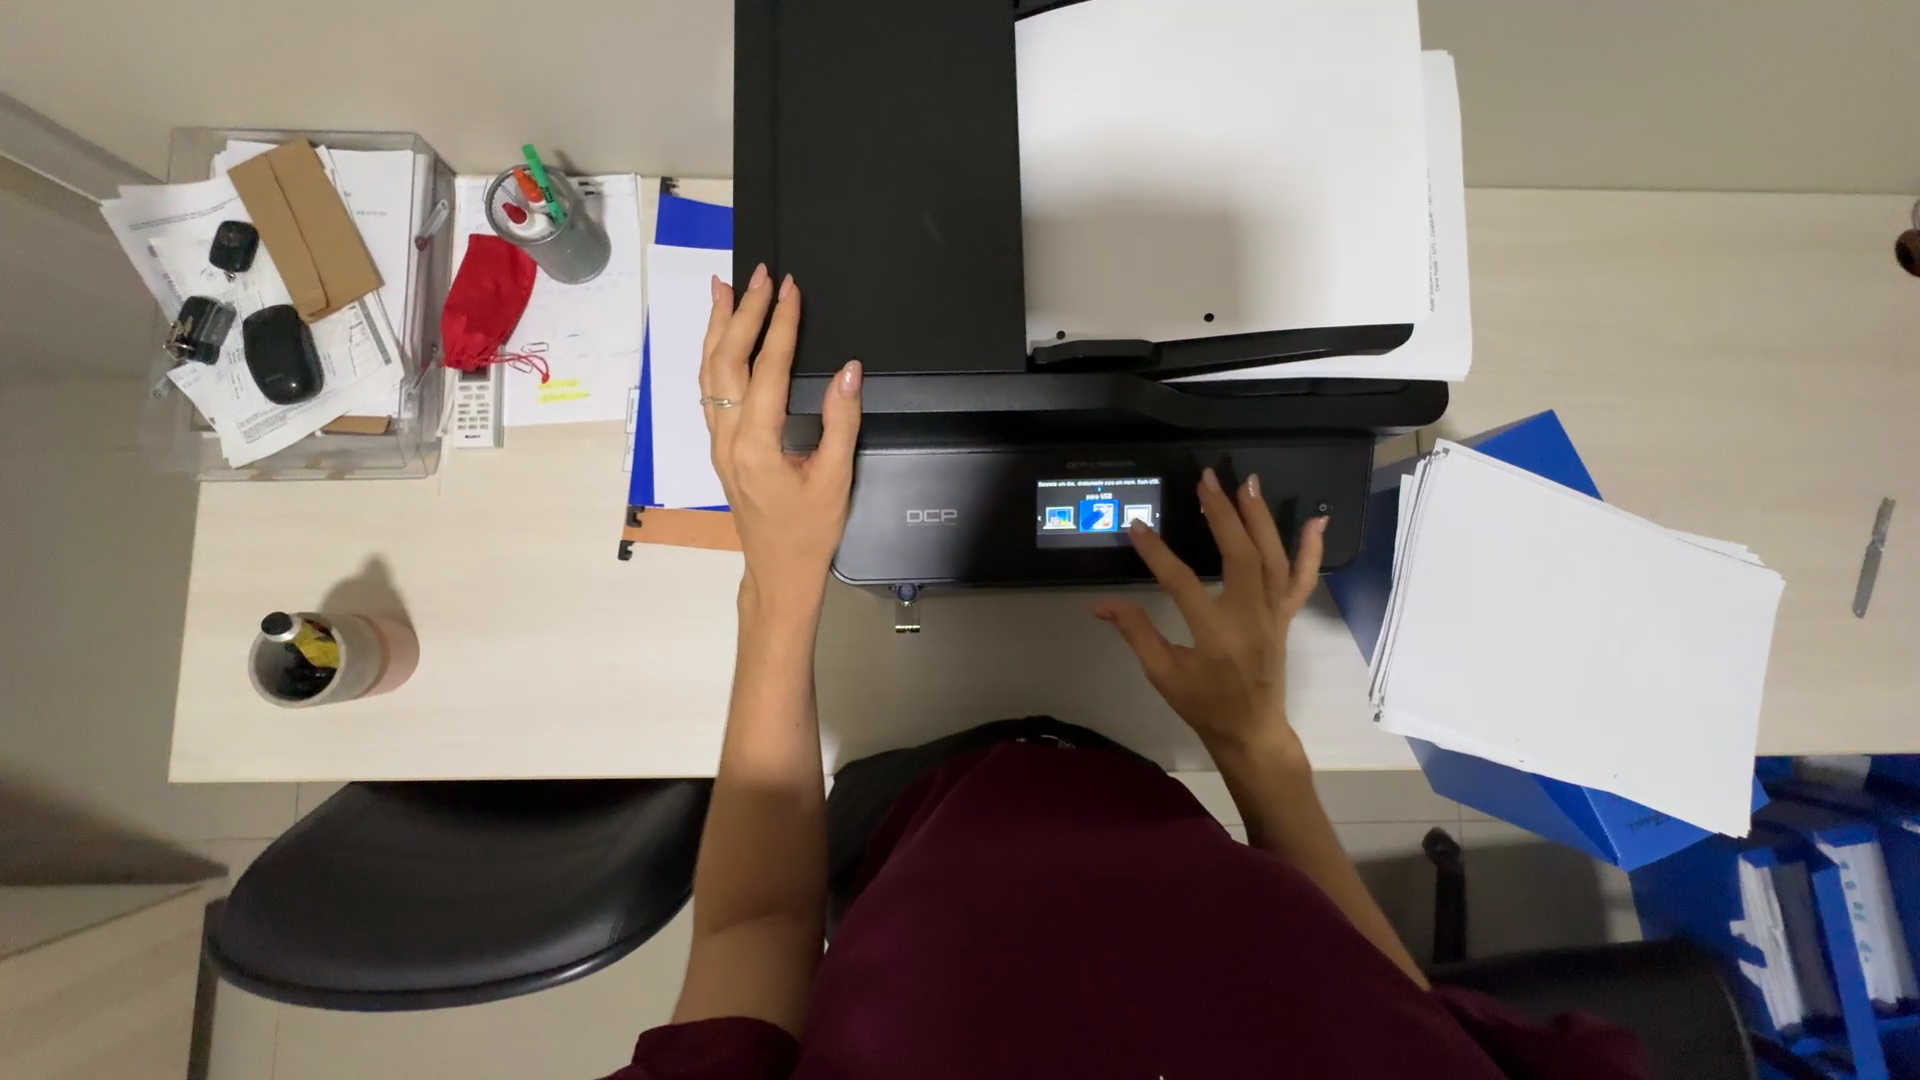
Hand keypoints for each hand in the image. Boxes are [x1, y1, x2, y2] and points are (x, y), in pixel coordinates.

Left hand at [701, 265, 862, 616]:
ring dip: (717, 328)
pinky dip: (714, 356)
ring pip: (709, 374)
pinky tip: (721, 339)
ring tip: (725, 289)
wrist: (778, 570)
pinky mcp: (720, 448)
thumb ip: (841, 420)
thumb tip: (850, 371)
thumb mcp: (835, 478)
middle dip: (741, 313)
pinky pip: (710, 391)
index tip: (790, 290)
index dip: (780, 326)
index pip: (766, 370)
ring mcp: (718, 443)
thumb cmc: (809, 532)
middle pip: (725, 362)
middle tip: (757, 275)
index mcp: (756, 445)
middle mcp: (727, 438)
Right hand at [1093, 469, 1326, 759]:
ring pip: (1273, 558)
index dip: (1157, 553)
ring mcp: (1274, 614)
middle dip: (1223, 515)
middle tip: (1206, 480)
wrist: (1251, 730)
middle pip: (1241, 556)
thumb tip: (1100, 604)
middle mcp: (1251, 617)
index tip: (1137, 526)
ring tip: (1246, 482)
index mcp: (1216, 634)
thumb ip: (1136, 633)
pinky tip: (1316, 518)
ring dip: (1260, 517)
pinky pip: (1302, 579)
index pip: (1182, 582)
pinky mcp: (1286, 615)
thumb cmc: (1204, 705)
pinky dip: (1311, 548)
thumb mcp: (1163, 674)